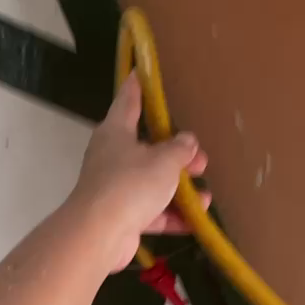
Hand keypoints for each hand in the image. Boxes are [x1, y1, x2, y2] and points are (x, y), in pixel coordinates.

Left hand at [66, 74, 209, 271]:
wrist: (99, 233)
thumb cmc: (130, 184)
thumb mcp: (163, 161)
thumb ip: (179, 149)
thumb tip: (187, 141)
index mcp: (116, 132)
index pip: (128, 100)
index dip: (138, 86)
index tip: (142, 71)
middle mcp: (112, 156)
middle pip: (147, 148)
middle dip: (176, 154)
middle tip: (201, 161)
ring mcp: (115, 188)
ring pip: (151, 183)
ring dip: (178, 190)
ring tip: (206, 196)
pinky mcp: (120, 216)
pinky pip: (150, 212)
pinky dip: (171, 216)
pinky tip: (195, 221)